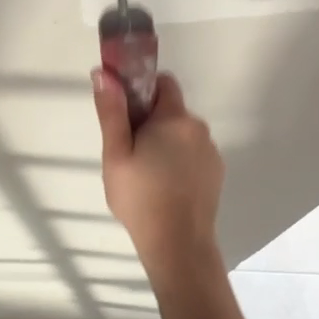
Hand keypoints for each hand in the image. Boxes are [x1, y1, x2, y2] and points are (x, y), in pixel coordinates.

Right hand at [92, 69, 225, 264]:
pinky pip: (191, 154)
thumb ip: (111, 111)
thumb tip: (103, 73)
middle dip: (148, 121)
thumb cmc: (140, 197)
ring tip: (142, 173)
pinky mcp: (215, 174)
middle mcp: (198, 129)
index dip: (140, 90)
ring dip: (163, 142)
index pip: (162, 82)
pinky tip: (162, 186)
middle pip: (169, 110)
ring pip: (180, 134)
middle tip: (126, 151)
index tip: (123, 113)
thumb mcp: (115, 154)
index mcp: (174, 118)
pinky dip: (176, 161)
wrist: (178, 245)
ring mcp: (210, 153)